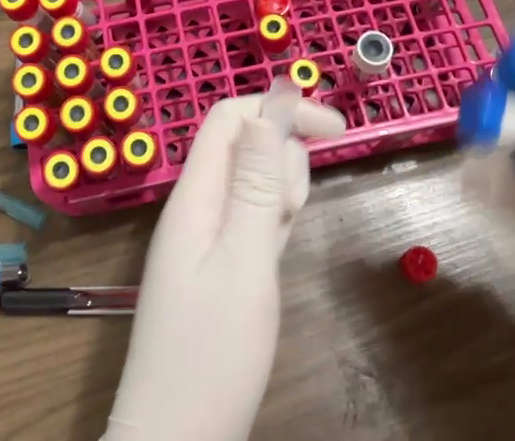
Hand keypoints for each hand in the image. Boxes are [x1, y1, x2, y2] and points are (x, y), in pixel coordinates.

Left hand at [104, 94, 346, 440]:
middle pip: (244, 146)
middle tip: (293, 218)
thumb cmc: (214, 351)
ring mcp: (204, 238)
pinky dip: (273, 222)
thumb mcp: (244, 260)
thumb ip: (257, 184)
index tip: (337, 130)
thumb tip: (268, 107)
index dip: (281, 109)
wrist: (177, 436)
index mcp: (194, 196)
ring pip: (252, 184)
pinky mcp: (217, 267)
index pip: (230, 119)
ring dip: (281, 195)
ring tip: (280, 246)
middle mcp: (196, 208)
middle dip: (285, 160)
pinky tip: (279, 246)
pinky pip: (251, 220)